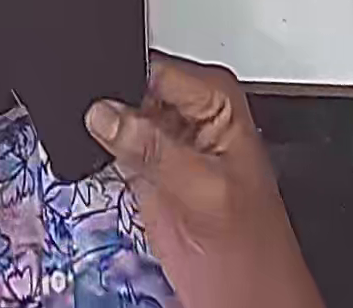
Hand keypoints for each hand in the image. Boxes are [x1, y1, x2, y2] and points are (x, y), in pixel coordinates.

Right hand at [85, 54, 324, 307]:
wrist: (246, 302)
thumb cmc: (249, 249)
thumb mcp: (202, 190)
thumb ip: (152, 147)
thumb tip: (104, 113)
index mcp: (214, 96)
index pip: (156, 67)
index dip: (126, 81)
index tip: (103, 103)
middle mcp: (189, 107)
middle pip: (134, 83)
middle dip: (114, 103)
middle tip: (108, 132)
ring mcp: (166, 134)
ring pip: (119, 111)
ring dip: (107, 127)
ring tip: (115, 152)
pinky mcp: (146, 161)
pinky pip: (113, 140)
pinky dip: (103, 148)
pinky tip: (109, 161)